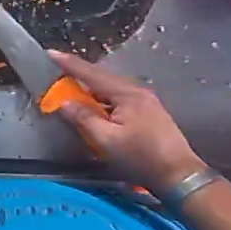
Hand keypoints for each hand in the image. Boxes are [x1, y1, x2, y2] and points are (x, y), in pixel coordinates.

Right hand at [46, 51, 206, 191]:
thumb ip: (83, 119)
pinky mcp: (149, 112)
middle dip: (79, 75)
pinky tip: (96, 106)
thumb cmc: (141, 157)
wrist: (180, 176)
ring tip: (73, 91)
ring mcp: (146, 101)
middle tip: (58, 74)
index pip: (91, 74)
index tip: (50, 53)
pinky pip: (118, 97)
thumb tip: (64, 103)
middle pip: (102, 78)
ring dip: (91, 89)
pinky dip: (102, 99)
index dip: (69, 64)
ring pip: (110, 89)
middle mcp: (137, 91)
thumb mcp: (106, 140)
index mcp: (126, 94)